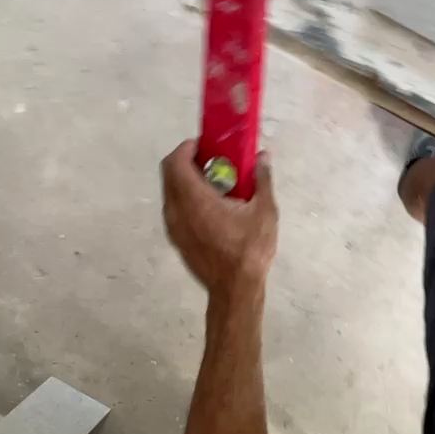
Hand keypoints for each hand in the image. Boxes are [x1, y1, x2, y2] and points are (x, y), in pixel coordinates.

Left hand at [161, 140, 278, 295]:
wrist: (235, 289)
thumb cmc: (250, 249)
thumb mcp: (265, 211)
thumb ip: (262, 179)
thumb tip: (262, 156)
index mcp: (195, 199)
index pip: (176, 161)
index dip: (187, 147)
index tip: (206, 144)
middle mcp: (177, 209)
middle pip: (169, 173)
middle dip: (187, 160)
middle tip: (213, 159)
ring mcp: (173, 226)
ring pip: (170, 191)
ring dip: (186, 180)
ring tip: (215, 183)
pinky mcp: (176, 238)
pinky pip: (175, 207)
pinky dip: (187, 197)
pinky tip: (212, 206)